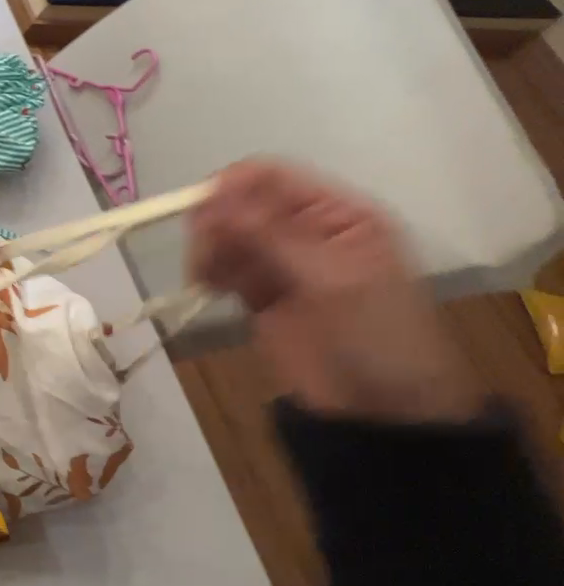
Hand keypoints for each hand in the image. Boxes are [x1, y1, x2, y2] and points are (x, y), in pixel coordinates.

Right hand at [187, 160, 484, 421]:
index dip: (232, 185)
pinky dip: (205, 271)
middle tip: (206, 254)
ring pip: (221, 234)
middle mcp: (304, 229)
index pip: (271, 177)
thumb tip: (214, 196)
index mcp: (337, 215)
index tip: (203, 211)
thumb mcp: (333, 280)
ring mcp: (278, 261)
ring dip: (207, 250)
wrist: (381, 408)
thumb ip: (272, 235)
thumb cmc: (377, 335)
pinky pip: (218, 265)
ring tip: (207, 279)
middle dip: (215, 223)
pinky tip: (207, 288)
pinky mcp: (255, 290)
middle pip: (237, 203)